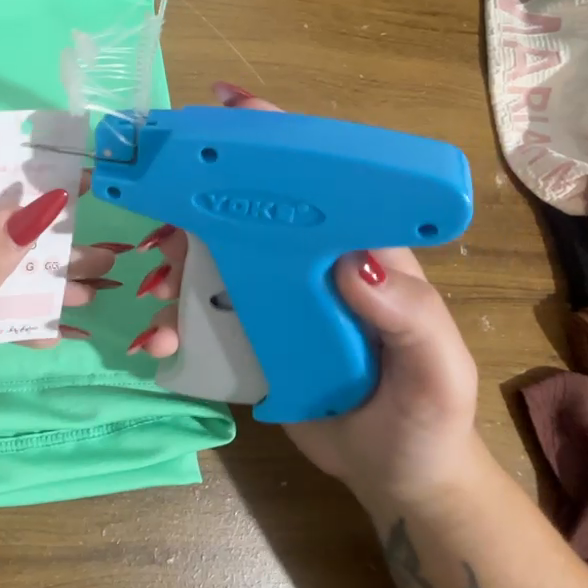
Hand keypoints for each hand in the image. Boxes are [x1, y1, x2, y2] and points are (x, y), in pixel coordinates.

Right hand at [128, 83, 483, 506]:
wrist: (396, 478)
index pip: (313, 182)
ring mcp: (272, 301)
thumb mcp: (434, 369)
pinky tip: (155, 346)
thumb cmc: (424, 418)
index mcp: (354, 251)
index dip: (271, 138)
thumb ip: (407, 316)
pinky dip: (168, 327)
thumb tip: (351, 262)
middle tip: (157, 244)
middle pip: (240, 216)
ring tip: (153, 303)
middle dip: (190, 218)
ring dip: (168, 273)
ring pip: (207, 263)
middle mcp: (305, 266)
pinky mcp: (246, 338)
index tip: (222, 109)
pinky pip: (198, 318)